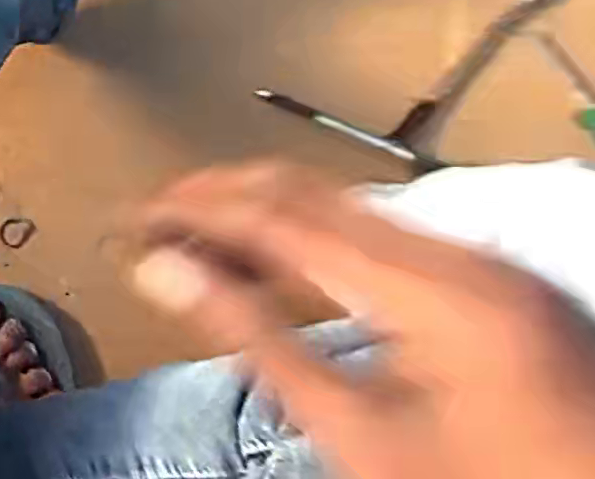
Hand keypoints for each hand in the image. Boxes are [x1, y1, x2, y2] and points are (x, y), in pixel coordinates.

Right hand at [129, 161, 594, 478]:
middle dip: (211, 196)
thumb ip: (250, 335)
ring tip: (192, 238)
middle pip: (299, 188)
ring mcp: (485, 267)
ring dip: (248, 210)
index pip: (273, 216)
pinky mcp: (493, 283)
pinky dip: (298, 231)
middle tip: (151, 219)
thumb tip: (154, 268)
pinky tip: (262, 260)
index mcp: (437, 295)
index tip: (128, 218)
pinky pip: (367, 227)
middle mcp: (465, 260)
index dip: (188, 210)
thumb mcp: (357, 434)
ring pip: (329, 199)